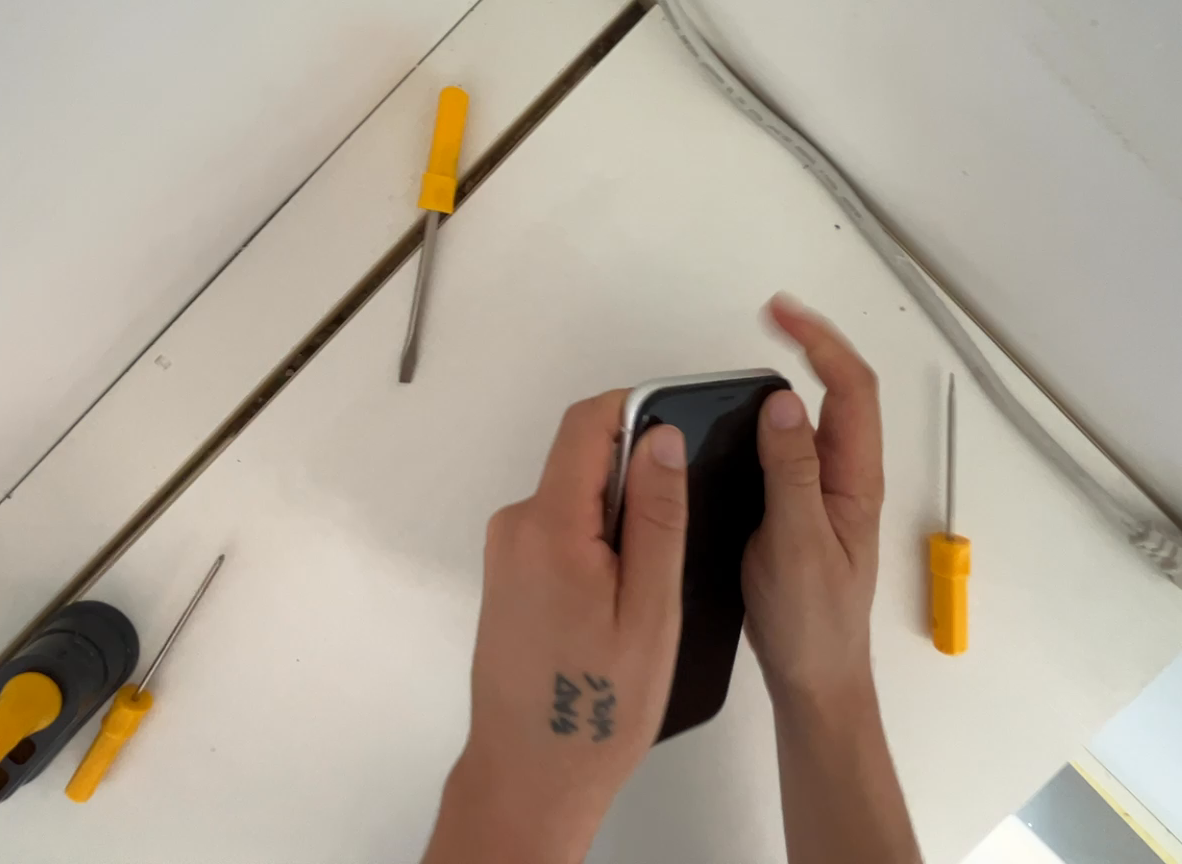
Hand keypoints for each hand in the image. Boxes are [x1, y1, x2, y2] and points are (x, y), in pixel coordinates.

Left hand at [422, 392, 689, 863]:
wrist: (529, 773)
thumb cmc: (598, 706)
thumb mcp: (650, 609)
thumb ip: (655, 514)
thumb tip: (662, 437)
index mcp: (548, 526)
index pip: (586, 423)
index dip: (634, 408)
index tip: (675, 424)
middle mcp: (515, 524)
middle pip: (579, 456)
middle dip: (631, 472)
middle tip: (669, 533)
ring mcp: (506, 546)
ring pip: (572, 492)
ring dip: (614, 512)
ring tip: (642, 580)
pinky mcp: (508, 567)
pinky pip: (556, 523)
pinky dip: (592, 535)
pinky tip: (613, 594)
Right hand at [743, 294, 886, 705]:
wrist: (813, 675)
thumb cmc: (812, 617)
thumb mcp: (799, 544)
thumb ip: (793, 474)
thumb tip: (784, 400)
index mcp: (855, 478)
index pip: (851, 390)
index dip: (821, 343)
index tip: (779, 313)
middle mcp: (845, 474)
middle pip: (841, 391)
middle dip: (813, 343)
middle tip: (767, 317)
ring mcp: (823, 489)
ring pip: (816, 415)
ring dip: (796, 370)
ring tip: (755, 348)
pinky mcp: (799, 503)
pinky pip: (790, 443)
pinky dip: (771, 411)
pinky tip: (741, 413)